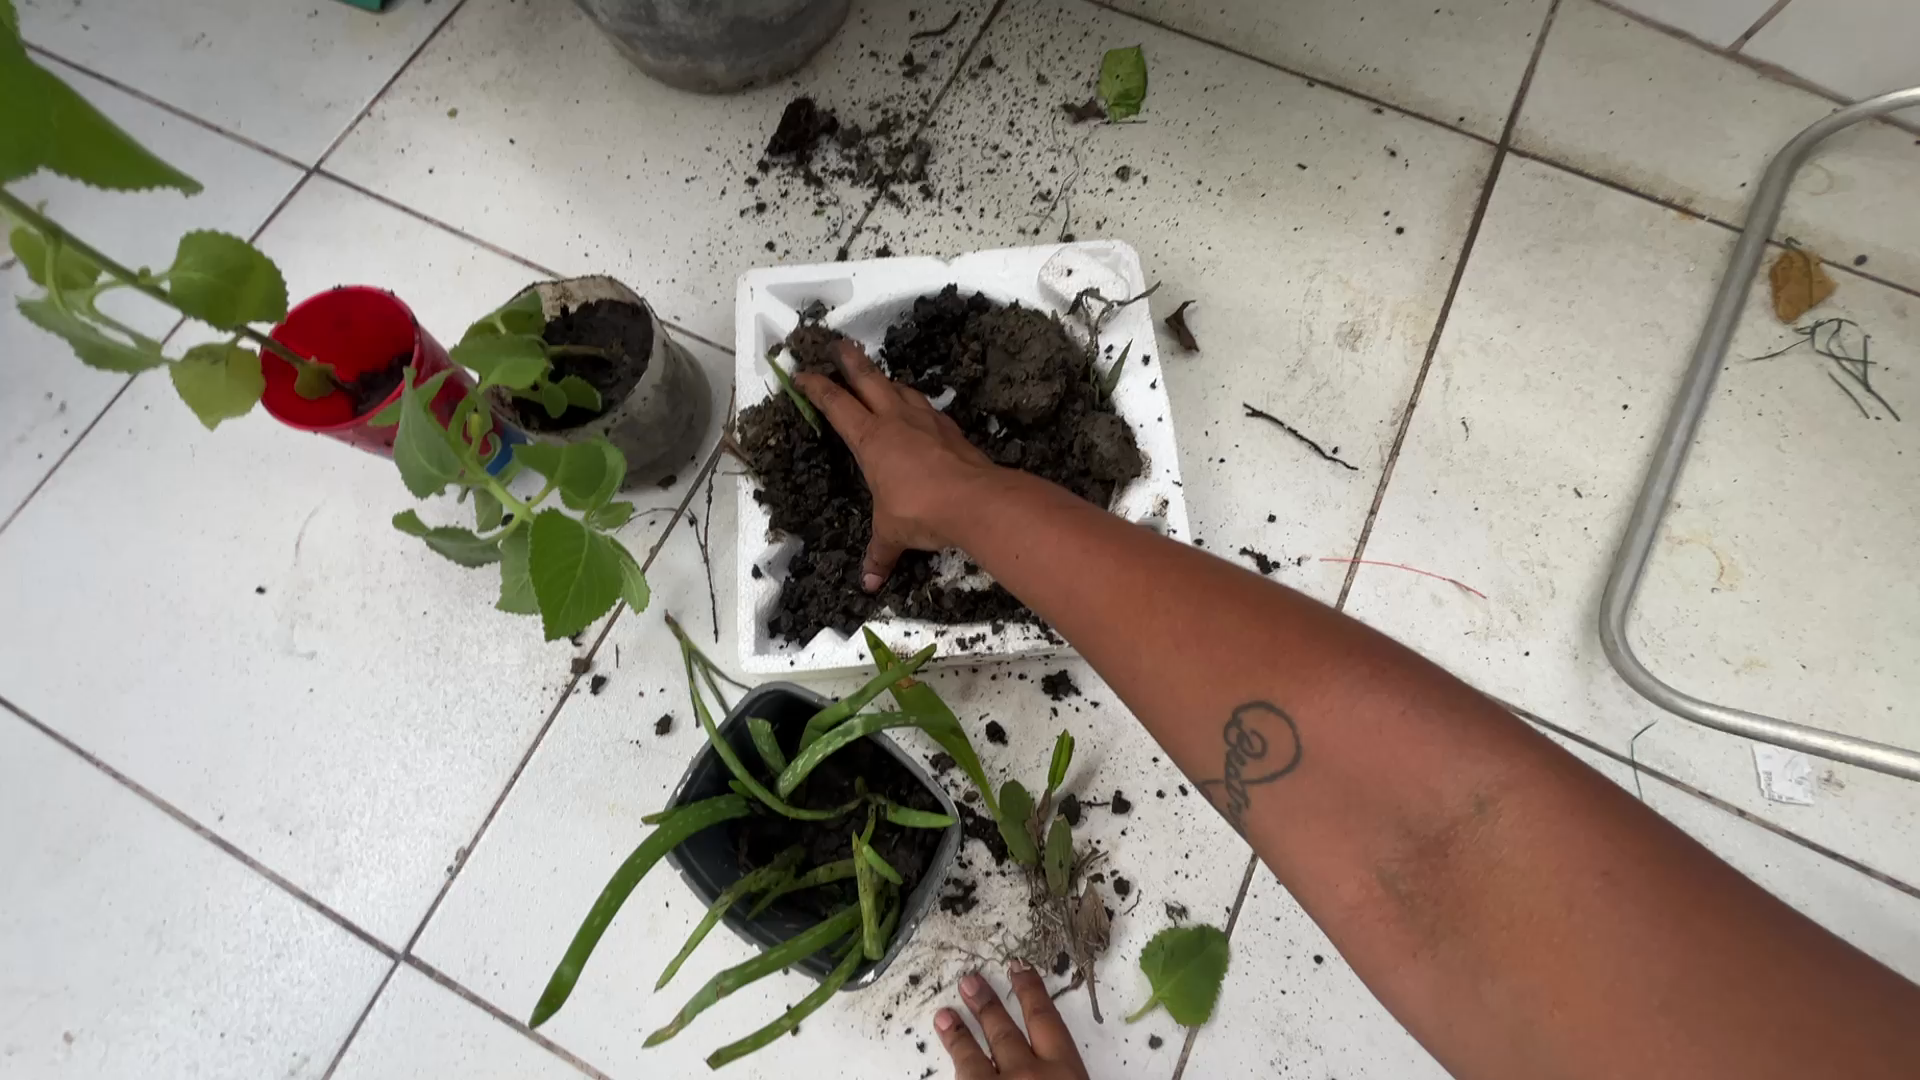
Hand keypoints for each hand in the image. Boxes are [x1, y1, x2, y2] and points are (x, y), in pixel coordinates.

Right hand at [795, 340, 997, 591]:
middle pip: (868, 379)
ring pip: (901, 388)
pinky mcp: (951, 430)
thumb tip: (868, 584)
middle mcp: (896, 420)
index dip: (817, 388)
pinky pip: (928, 408)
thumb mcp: (893, 535)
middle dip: (850, 360)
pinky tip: (919, 410)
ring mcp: (927, 421)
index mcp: (870, 439)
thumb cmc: (921, 512)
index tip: (802, 373)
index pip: (836, 405)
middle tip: (838, 342)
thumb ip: (879, 554)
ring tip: (879, 376)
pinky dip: (916, 404)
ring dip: (886, 379)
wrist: (976, 500)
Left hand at [934, 963, 1091, 1079]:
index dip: (1030, 990)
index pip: (1046, 1019)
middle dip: (987, 1006)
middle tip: (970, 981)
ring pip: (973, 1059)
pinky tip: (946, 1057)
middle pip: (1005, 1032)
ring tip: (944, 1016)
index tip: (1019, 967)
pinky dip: (955, 1068)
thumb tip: (1052, 1068)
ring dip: (958, 1035)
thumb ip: (1063, 1076)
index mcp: (1066, 1072)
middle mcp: (1030, 1076)